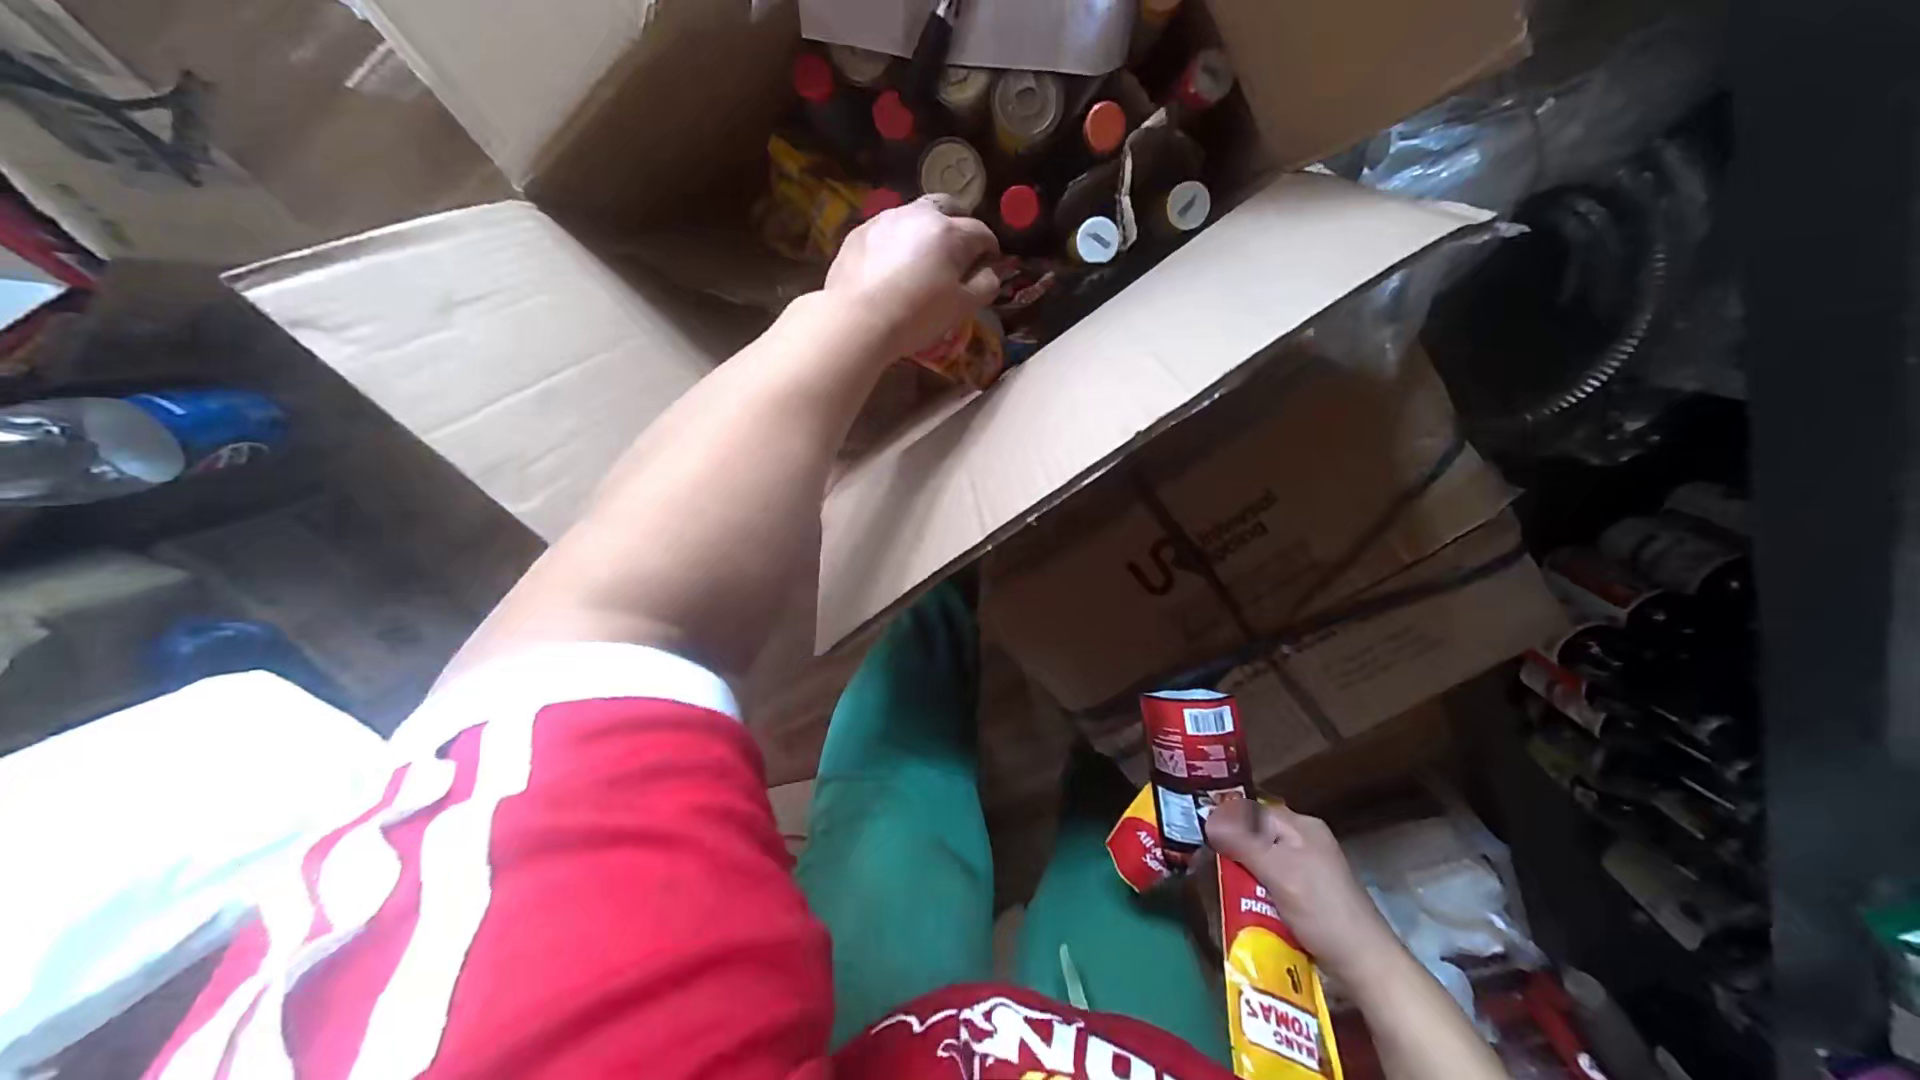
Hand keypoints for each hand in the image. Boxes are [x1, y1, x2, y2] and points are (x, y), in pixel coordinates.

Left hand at [823, 195, 1001, 358]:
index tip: (986, 267)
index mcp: (950, 232)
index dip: (989, 251)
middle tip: (956, 254)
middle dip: (958, 226)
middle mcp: (919, 215)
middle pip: (948, 209)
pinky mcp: (859, 232)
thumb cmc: (916, 316)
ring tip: (920, 261)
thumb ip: (985, 285)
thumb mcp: (962, 308)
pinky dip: (896, 243)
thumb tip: (990, 272)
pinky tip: (890, 268)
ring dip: (925, 233)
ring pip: (915, 217)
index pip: (982, 233)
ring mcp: (885, 219)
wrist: (856, 321)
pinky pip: (887, 231)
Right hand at [1206, 798, 1408, 989]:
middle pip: (1254, 833)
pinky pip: (1268, 879)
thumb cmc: (1322, 911)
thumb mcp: (1278, 871)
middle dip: (1230, 847)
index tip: (1194, 832)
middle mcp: (1303, 840)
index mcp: (1301, 826)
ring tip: (1213, 881)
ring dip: (1240, 871)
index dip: (1224, 819)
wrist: (1364, 966)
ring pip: (1259, 858)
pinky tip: (1238, 900)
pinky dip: (1253, 888)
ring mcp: (1306, 868)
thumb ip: (1243, 842)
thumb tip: (1207, 817)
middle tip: (1200, 860)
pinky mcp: (1305, 893)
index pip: (1251, 809)